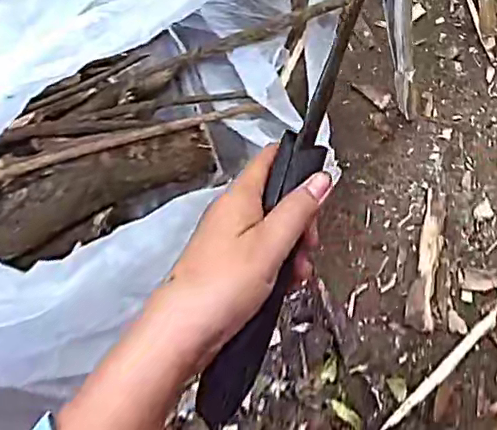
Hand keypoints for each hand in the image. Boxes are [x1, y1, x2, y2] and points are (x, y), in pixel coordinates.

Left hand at [57, 143, 331, 429]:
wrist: (177, 340)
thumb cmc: (215, 289)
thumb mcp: (271, 243)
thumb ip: (299, 208)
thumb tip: (320, 179)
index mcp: (240, 197)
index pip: (271, 157)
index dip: (297, 159)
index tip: (317, 175)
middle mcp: (231, 213)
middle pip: (278, 197)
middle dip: (301, 218)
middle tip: (308, 239)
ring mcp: (227, 240)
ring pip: (272, 229)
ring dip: (292, 247)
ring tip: (297, 270)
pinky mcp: (226, 267)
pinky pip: (261, 254)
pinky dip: (277, 265)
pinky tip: (282, 285)